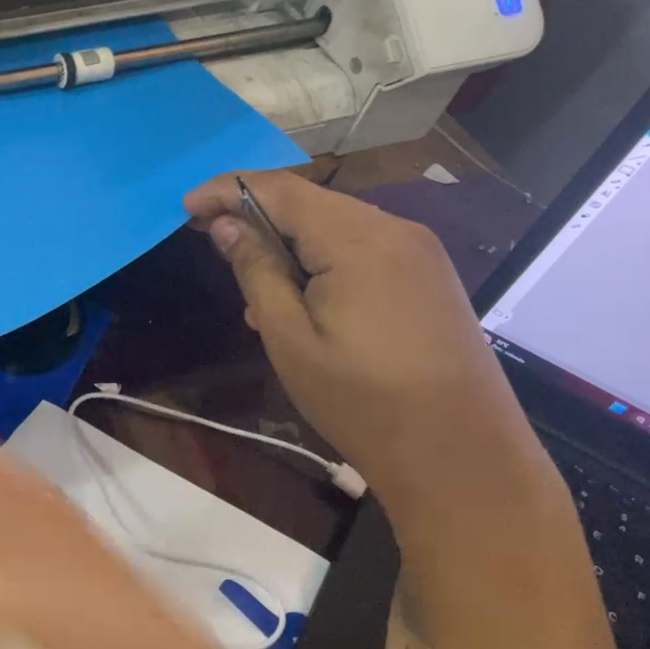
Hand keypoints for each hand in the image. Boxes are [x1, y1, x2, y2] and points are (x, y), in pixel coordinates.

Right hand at [183, 171, 559, 529]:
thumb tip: (226, 224)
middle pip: (309, 201)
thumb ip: (256, 270)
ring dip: (286, 239)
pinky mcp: (428, 276)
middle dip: (254, 212)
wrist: (464, 459)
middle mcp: (394, 229)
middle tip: (208, 238)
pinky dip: (321, 257)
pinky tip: (300, 296)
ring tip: (250, 280)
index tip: (185, 208)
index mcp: (358, 239)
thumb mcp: (290, 339)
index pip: (279, 189)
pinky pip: (361, 246)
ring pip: (334, 223)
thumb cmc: (364, 402)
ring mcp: (418, 251)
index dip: (227, 190)